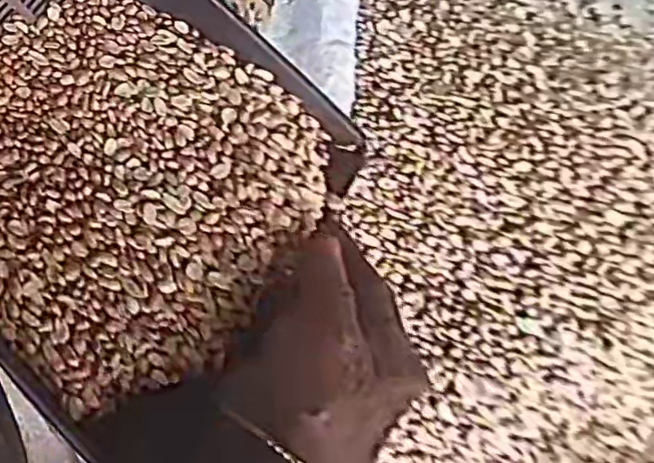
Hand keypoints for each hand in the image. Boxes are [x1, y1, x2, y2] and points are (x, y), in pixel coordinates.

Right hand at [215, 218, 427, 462]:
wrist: (275, 449)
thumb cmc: (312, 398)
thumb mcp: (326, 331)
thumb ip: (328, 282)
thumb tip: (325, 236)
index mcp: (396, 355)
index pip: (371, 280)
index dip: (343, 245)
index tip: (317, 213)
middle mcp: (373, 365)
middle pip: (345, 296)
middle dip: (318, 264)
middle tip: (288, 232)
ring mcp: (336, 375)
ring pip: (316, 313)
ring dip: (294, 286)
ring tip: (268, 258)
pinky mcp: (298, 379)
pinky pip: (289, 329)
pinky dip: (275, 308)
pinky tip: (258, 301)